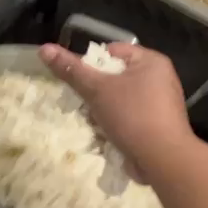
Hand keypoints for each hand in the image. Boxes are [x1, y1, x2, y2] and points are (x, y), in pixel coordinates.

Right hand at [39, 42, 195, 178]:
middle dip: (95, 93)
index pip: (112, 51)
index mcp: (151, 61)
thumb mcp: (97, 90)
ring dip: (102, 112)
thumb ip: (71, 70)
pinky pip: (128, 118)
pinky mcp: (156, 126)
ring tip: (95, 124)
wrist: (162, 159)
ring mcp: (159, 104)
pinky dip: (115, 125)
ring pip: (118, 100)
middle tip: (84, 105)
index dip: (91, 64)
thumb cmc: (132, 116)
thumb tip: (44, 48)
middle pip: (114, 77)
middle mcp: (159, 79)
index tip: (78, 81)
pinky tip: (107, 137)